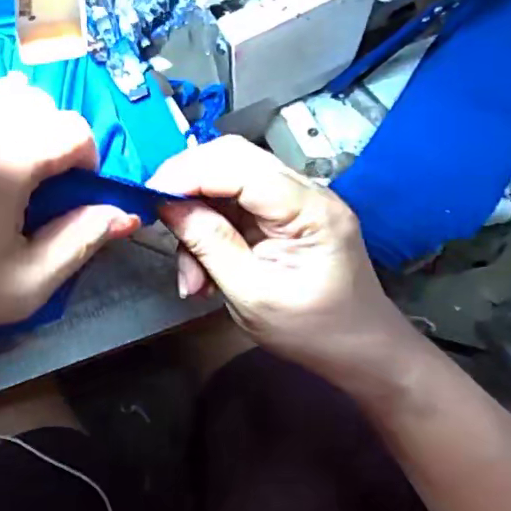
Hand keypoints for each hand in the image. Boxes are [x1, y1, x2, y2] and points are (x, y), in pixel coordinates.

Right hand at [146, 136, 428, 394]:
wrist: (360, 351)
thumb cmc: (313, 331)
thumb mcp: (252, 294)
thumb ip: (209, 244)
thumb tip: (167, 204)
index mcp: (309, 209)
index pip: (240, 166)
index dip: (189, 172)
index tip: (150, 193)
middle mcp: (305, 191)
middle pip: (233, 158)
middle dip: (187, 185)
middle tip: (158, 216)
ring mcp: (295, 199)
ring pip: (227, 180)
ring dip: (197, 216)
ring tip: (191, 274)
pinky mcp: (282, 213)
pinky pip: (234, 203)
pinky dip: (210, 229)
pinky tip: (203, 269)